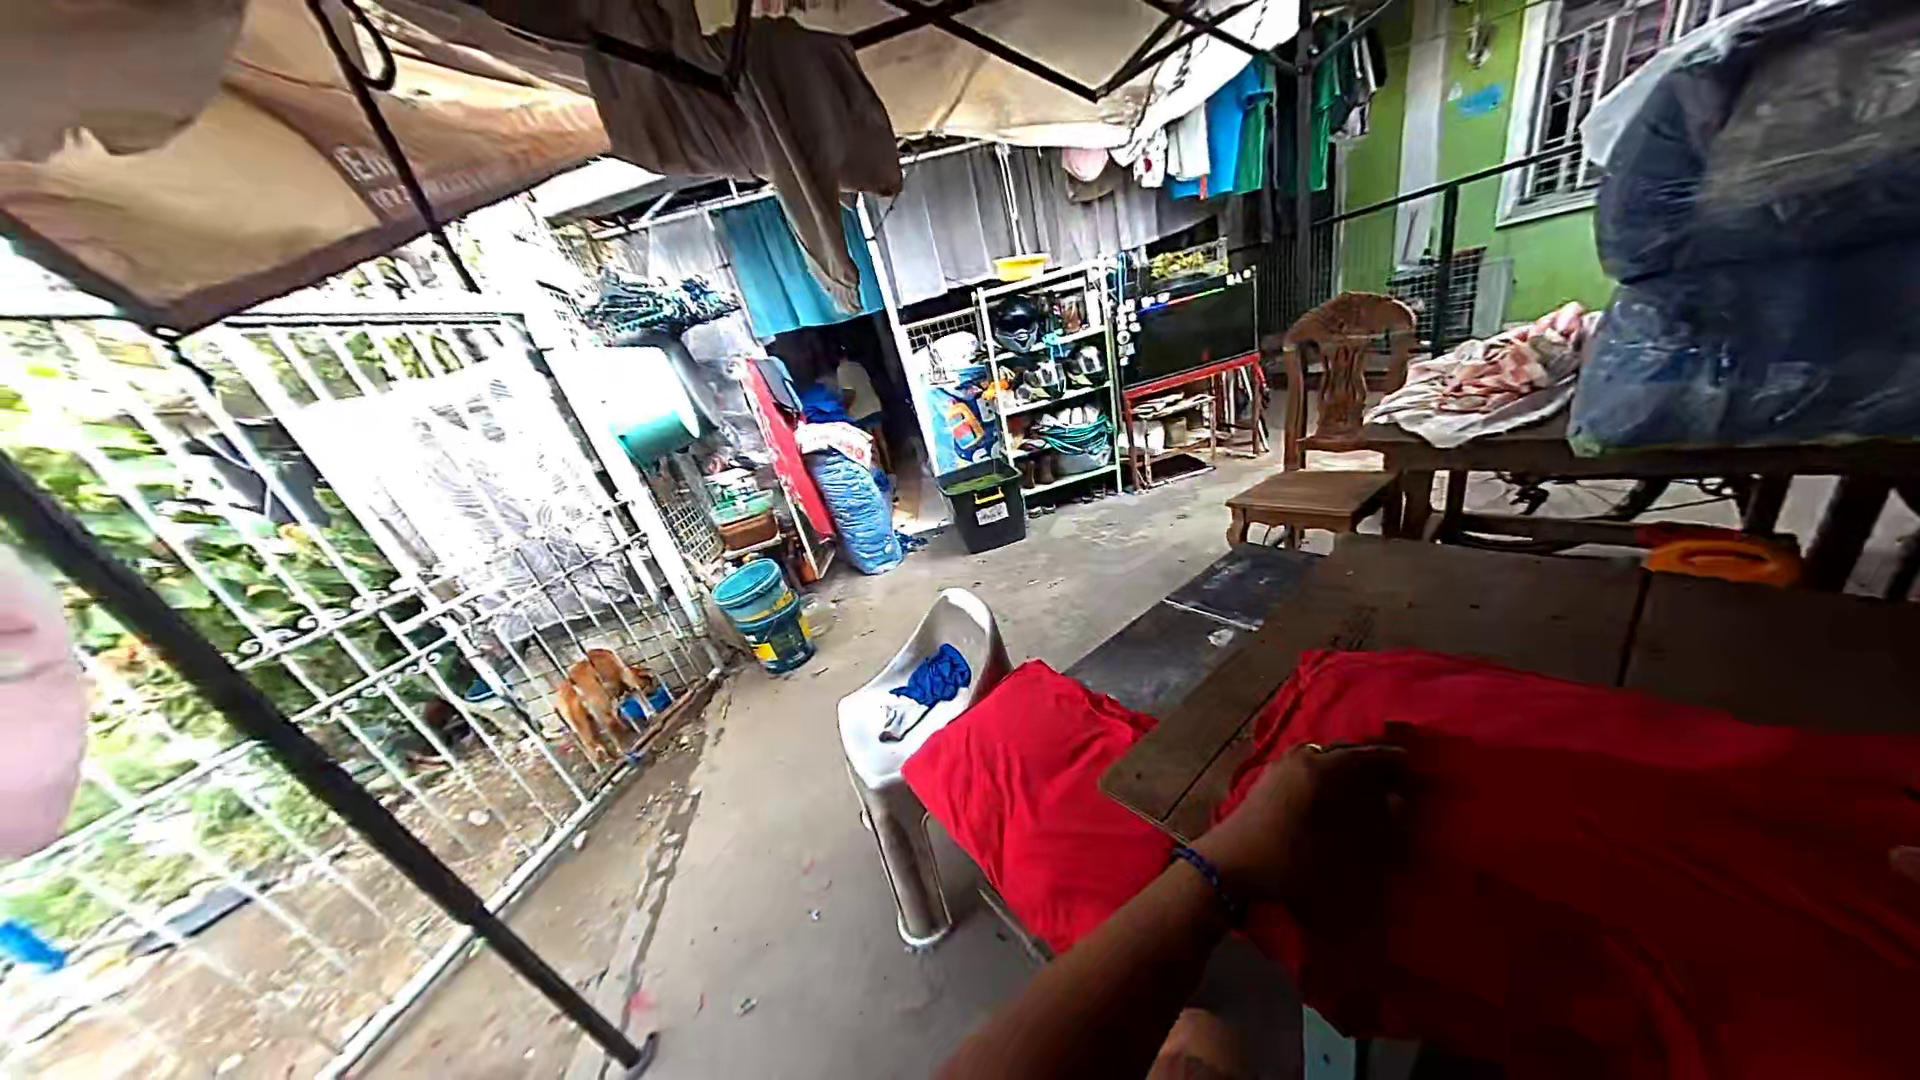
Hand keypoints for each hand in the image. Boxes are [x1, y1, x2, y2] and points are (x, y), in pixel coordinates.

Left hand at [1191, 740, 1410, 917]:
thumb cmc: (1285, 858)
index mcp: (1314, 770)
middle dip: (1366, 757)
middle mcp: (1295, 760)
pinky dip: (1323, 766)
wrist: (1228, 863)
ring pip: (1317, 753)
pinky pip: (1302, 762)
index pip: (1357, 755)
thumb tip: (1397, 801)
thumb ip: (1373, 824)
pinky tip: (1332, 785)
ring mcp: (1277, 768)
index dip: (1385, 757)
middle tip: (1394, 771)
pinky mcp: (1267, 780)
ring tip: (1367, 777)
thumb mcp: (1339, 849)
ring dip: (1342, 760)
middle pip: (1337, 750)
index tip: (1410, 760)